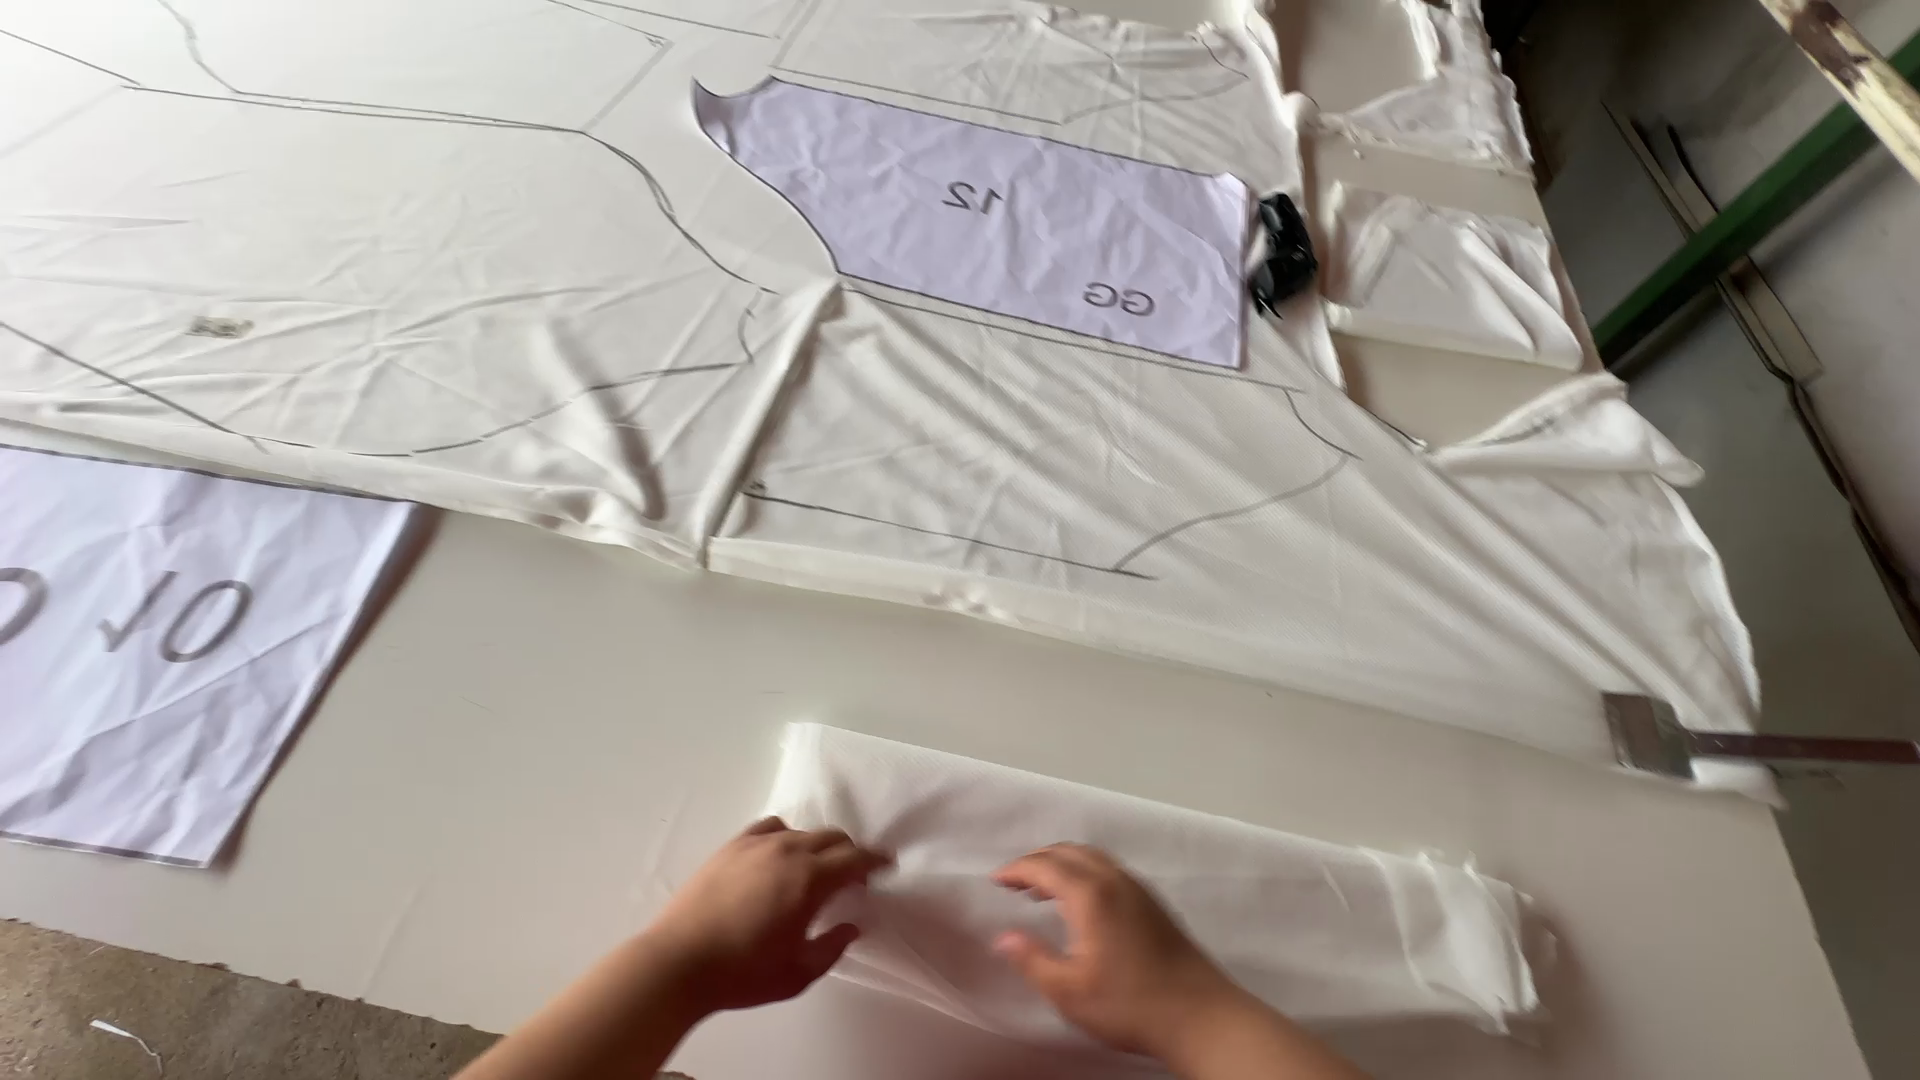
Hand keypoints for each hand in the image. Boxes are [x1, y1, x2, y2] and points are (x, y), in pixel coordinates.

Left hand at [645, 816, 888, 1014]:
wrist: (678, 963)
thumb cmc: (742, 973)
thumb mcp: (797, 974)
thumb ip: (832, 947)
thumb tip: (852, 926)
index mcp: (811, 880)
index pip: (856, 858)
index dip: (876, 860)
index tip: (887, 864)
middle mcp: (790, 851)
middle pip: (834, 838)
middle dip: (850, 854)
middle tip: (853, 876)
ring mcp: (759, 844)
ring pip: (804, 832)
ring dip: (820, 847)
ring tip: (815, 868)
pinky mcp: (733, 845)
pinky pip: (771, 828)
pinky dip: (786, 836)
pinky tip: (780, 854)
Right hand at [992, 843, 1249, 1062]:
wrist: (1200, 1016)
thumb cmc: (1130, 1005)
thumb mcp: (1070, 992)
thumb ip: (1033, 960)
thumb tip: (1002, 937)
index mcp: (1091, 894)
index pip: (1044, 866)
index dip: (1016, 869)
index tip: (995, 880)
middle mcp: (1113, 879)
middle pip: (1068, 851)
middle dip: (1037, 860)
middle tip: (1015, 881)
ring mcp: (1136, 887)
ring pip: (1090, 856)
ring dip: (1062, 862)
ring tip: (1042, 888)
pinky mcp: (1151, 901)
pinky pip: (1107, 867)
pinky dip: (1083, 870)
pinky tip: (1081, 900)